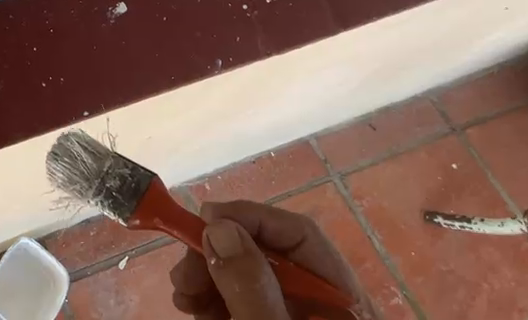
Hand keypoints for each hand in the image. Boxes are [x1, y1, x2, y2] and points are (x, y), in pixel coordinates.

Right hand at [169, 201, 369, 319]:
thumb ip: (250, 288)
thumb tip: (218, 227)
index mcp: (345, 302)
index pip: (299, 234)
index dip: (248, 218)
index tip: (203, 220)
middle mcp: (326, 306)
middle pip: (268, 256)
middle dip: (218, 254)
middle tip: (182, 272)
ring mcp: (300, 318)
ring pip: (250, 279)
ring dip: (208, 278)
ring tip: (182, 295)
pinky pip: (244, 302)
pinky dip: (215, 300)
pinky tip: (195, 308)